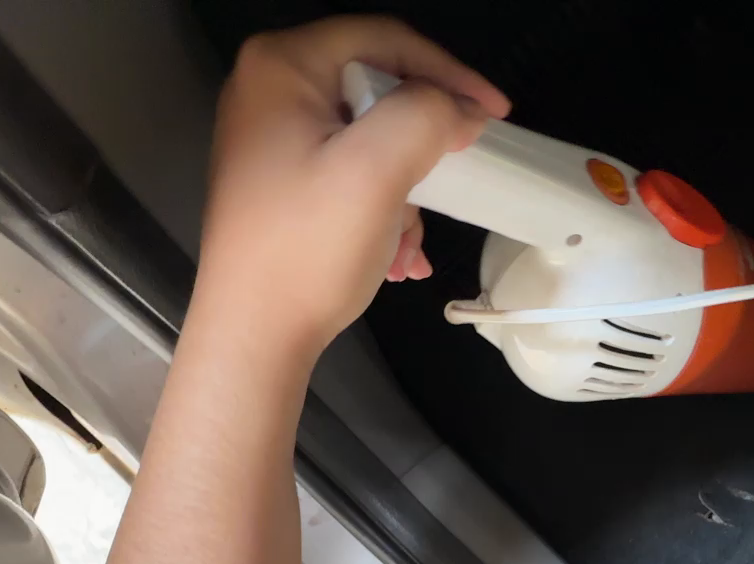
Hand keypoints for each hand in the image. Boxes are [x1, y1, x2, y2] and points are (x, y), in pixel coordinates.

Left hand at [190, 17, 509, 360]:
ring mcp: (275, 144)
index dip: (449, 72)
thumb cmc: (309, 249)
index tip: (496, 115)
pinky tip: (396, 261)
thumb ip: (426, 118)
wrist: (257, 333)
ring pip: (372, 148)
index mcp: (284, 67)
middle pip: (379, 96)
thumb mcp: (377, 172)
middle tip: (452, 191)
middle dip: (423, 154)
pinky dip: (384, 218)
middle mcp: (272, 93)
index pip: (386, 40)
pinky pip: (353, 183)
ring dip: (407, 200)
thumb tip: (459, 108)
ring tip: (412, 252)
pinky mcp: (284, 188)